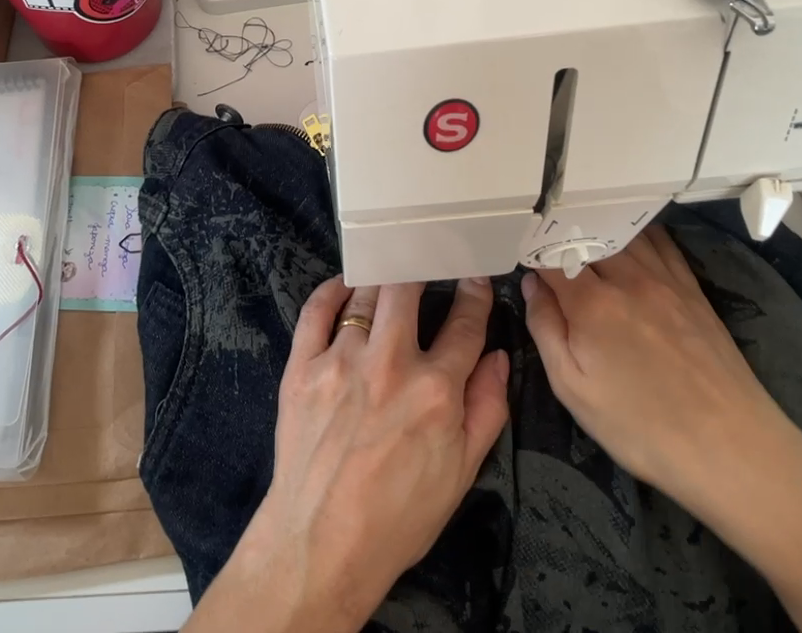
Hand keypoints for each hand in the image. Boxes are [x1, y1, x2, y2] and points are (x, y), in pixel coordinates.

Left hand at [188, 276, 509, 632]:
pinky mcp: (302, 366)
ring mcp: (341, 360)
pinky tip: (344, 285)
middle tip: (428, 261)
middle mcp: (390, 364)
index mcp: (437, 391)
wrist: (323, 540)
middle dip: (424, 269)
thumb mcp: (462, 471)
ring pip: (366, 295)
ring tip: (390, 272)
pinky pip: (316, 310)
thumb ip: (487, 408)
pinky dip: (332, 290)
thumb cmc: (399, 515)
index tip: (476, 278)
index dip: (475, 296)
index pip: (465, 325)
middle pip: (409, 291)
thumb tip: (499, 356)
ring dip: (382, 279)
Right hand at [520, 225, 801, 520]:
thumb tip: (532, 284)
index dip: (529, 251)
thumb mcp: (572, 387)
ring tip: (577, 232)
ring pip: (623, 234)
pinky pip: (661, 244)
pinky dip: (636, 233)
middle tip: (542, 243)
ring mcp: (666, 281)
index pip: (550, 257)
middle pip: (587, 236)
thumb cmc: (640, 426)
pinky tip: (626, 237)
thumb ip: (546, 328)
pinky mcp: (693, 291)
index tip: (516, 253)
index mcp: (592, 303)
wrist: (732, 449)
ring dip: (596, 229)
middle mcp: (629, 279)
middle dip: (559, 235)